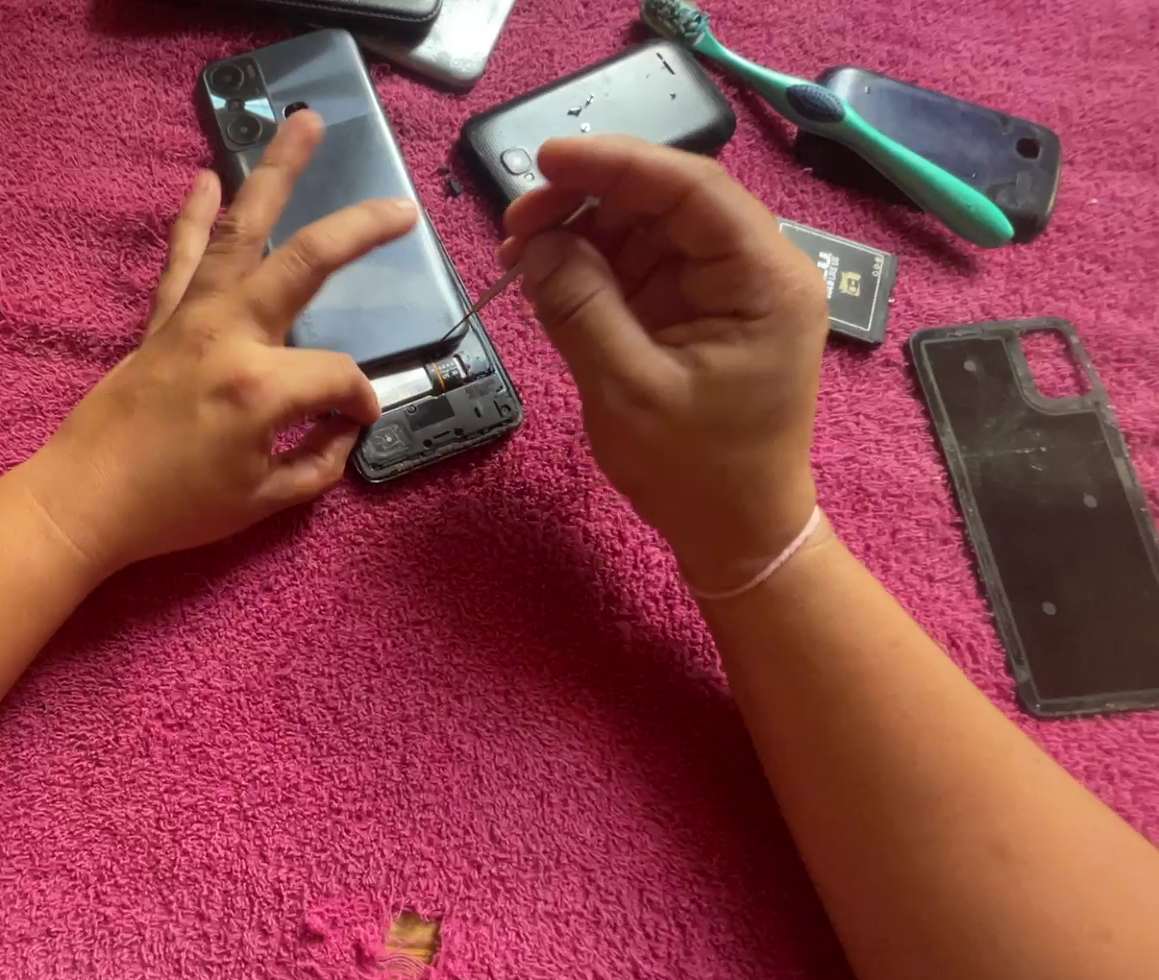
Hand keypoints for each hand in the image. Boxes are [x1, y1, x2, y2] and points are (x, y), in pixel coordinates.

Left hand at [20, 111, 417, 574]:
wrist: (87, 501)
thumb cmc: (176, 510)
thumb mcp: (264, 502)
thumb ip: (320, 465)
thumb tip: (346, 428)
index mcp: (263, 387)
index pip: (337, 377)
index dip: (358, 400)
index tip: (357, 419)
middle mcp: (230, 334)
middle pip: (306, 261)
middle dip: (359, 229)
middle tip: (398, 205)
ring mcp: (190, 319)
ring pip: (239, 233)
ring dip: (272, 176)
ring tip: (300, 126)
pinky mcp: (159, 323)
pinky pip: (180, 259)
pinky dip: (193, 217)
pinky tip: (206, 180)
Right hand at [500, 136, 831, 593]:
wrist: (728, 524)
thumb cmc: (694, 465)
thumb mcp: (628, 388)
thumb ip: (581, 310)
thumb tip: (533, 247)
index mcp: (760, 278)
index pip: (689, 191)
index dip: (615, 166)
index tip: (545, 161)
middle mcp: (741, 270)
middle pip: (659, 205)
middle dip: (584, 205)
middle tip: (512, 226)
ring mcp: (708, 292)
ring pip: (636, 236)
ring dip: (574, 238)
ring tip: (514, 255)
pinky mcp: (679, 316)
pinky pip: (625, 275)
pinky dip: (580, 273)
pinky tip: (538, 278)